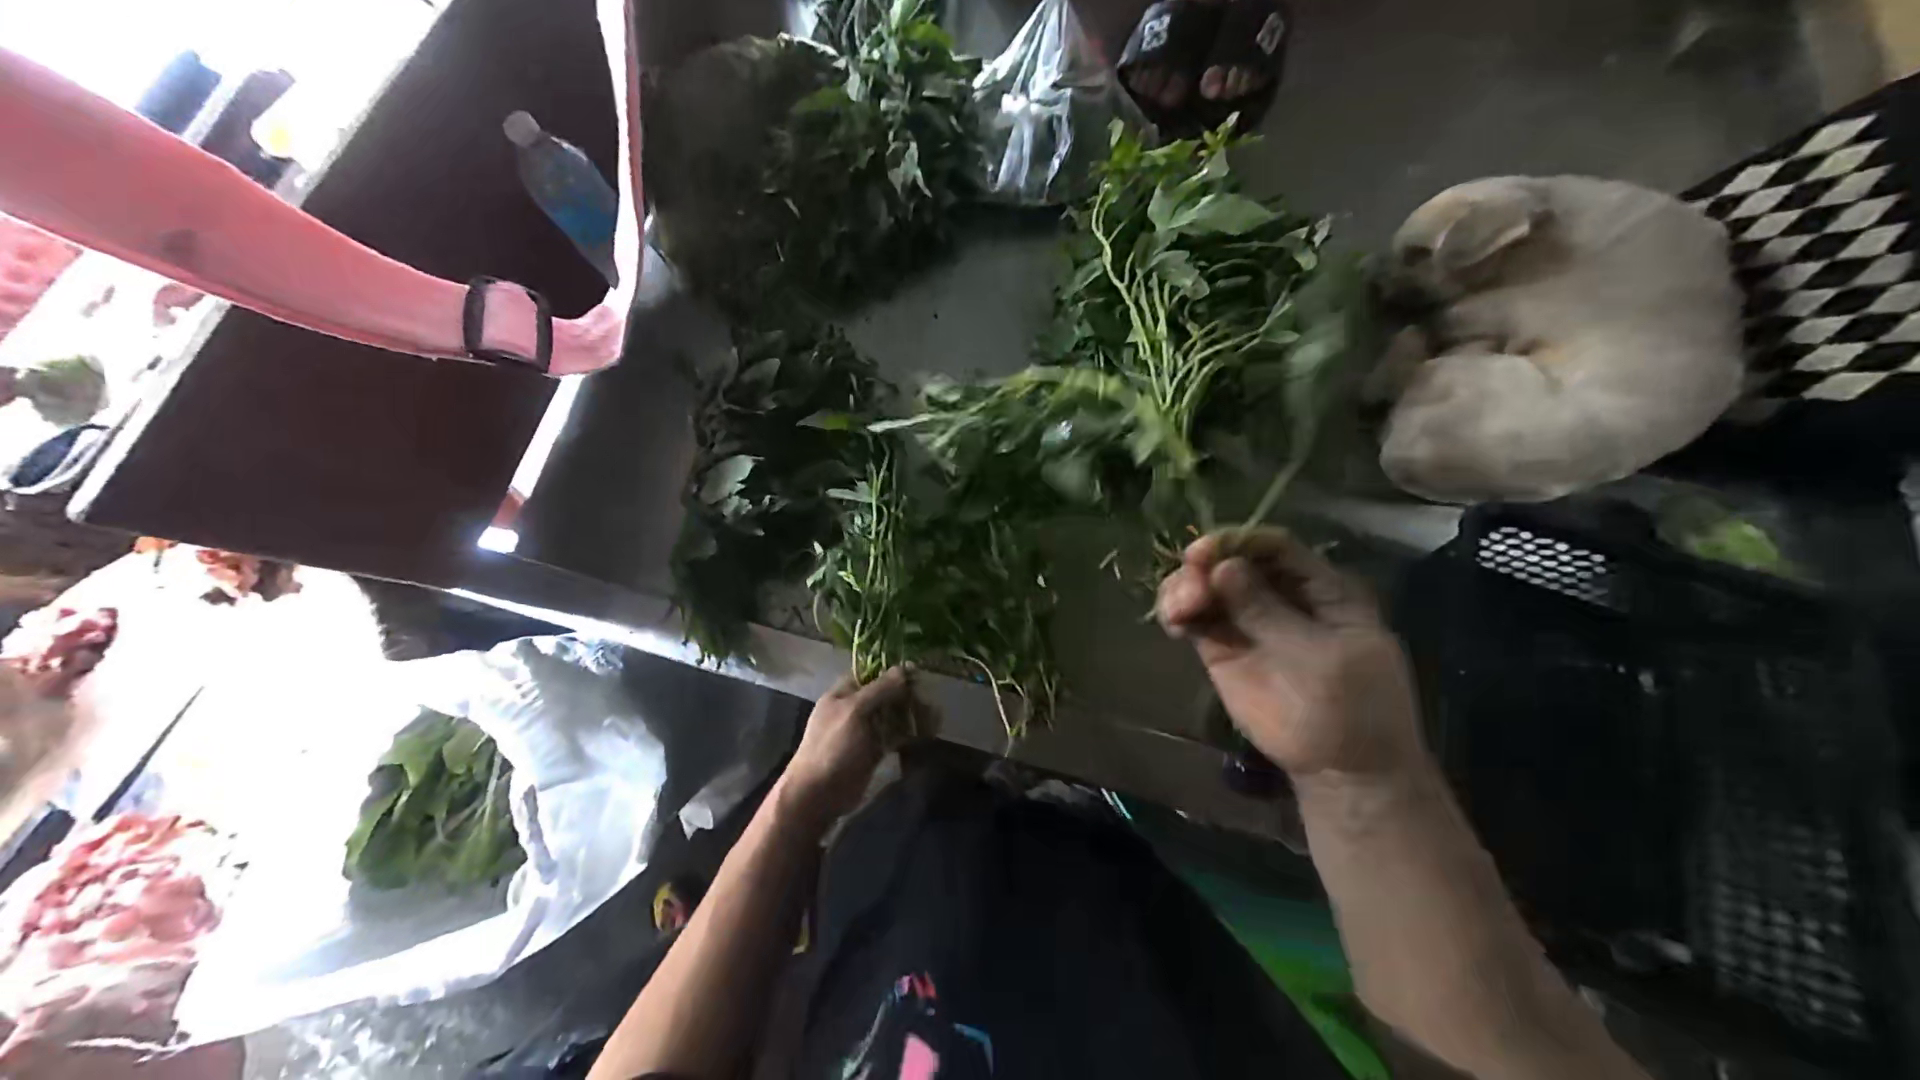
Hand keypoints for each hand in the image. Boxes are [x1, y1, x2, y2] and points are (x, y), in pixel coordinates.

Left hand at [778, 667, 915, 824]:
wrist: (818, 794)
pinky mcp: (875, 750)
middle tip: (930, 701)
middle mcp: (856, 708)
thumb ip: (879, 689)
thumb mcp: (854, 711)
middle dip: (909, 696)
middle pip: (887, 695)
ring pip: (894, 715)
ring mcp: (866, 730)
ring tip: (935, 718)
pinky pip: (896, 736)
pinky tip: (928, 732)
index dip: (894, 673)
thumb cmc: (832, 746)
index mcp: (845, 693)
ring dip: (913, 715)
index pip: (873, 673)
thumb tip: (904, 668)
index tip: (919, 674)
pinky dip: (911, 733)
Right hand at [1156, 529, 1423, 781]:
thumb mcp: (1321, 656)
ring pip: (1208, 587)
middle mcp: (1280, 596)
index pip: (1275, 548)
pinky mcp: (1223, 648)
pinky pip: (1196, 618)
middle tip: (1188, 588)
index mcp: (1320, 588)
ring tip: (1177, 610)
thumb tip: (1223, 568)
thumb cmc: (1351, 709)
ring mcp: (1248, 621)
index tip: (1203, 552)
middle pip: (1234, 562)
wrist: (1343, 770)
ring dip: (1186, 588)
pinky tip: (1172, 622)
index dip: (1238, 542)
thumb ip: (1269, 613)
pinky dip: (1179, 613)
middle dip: (1205, 567)